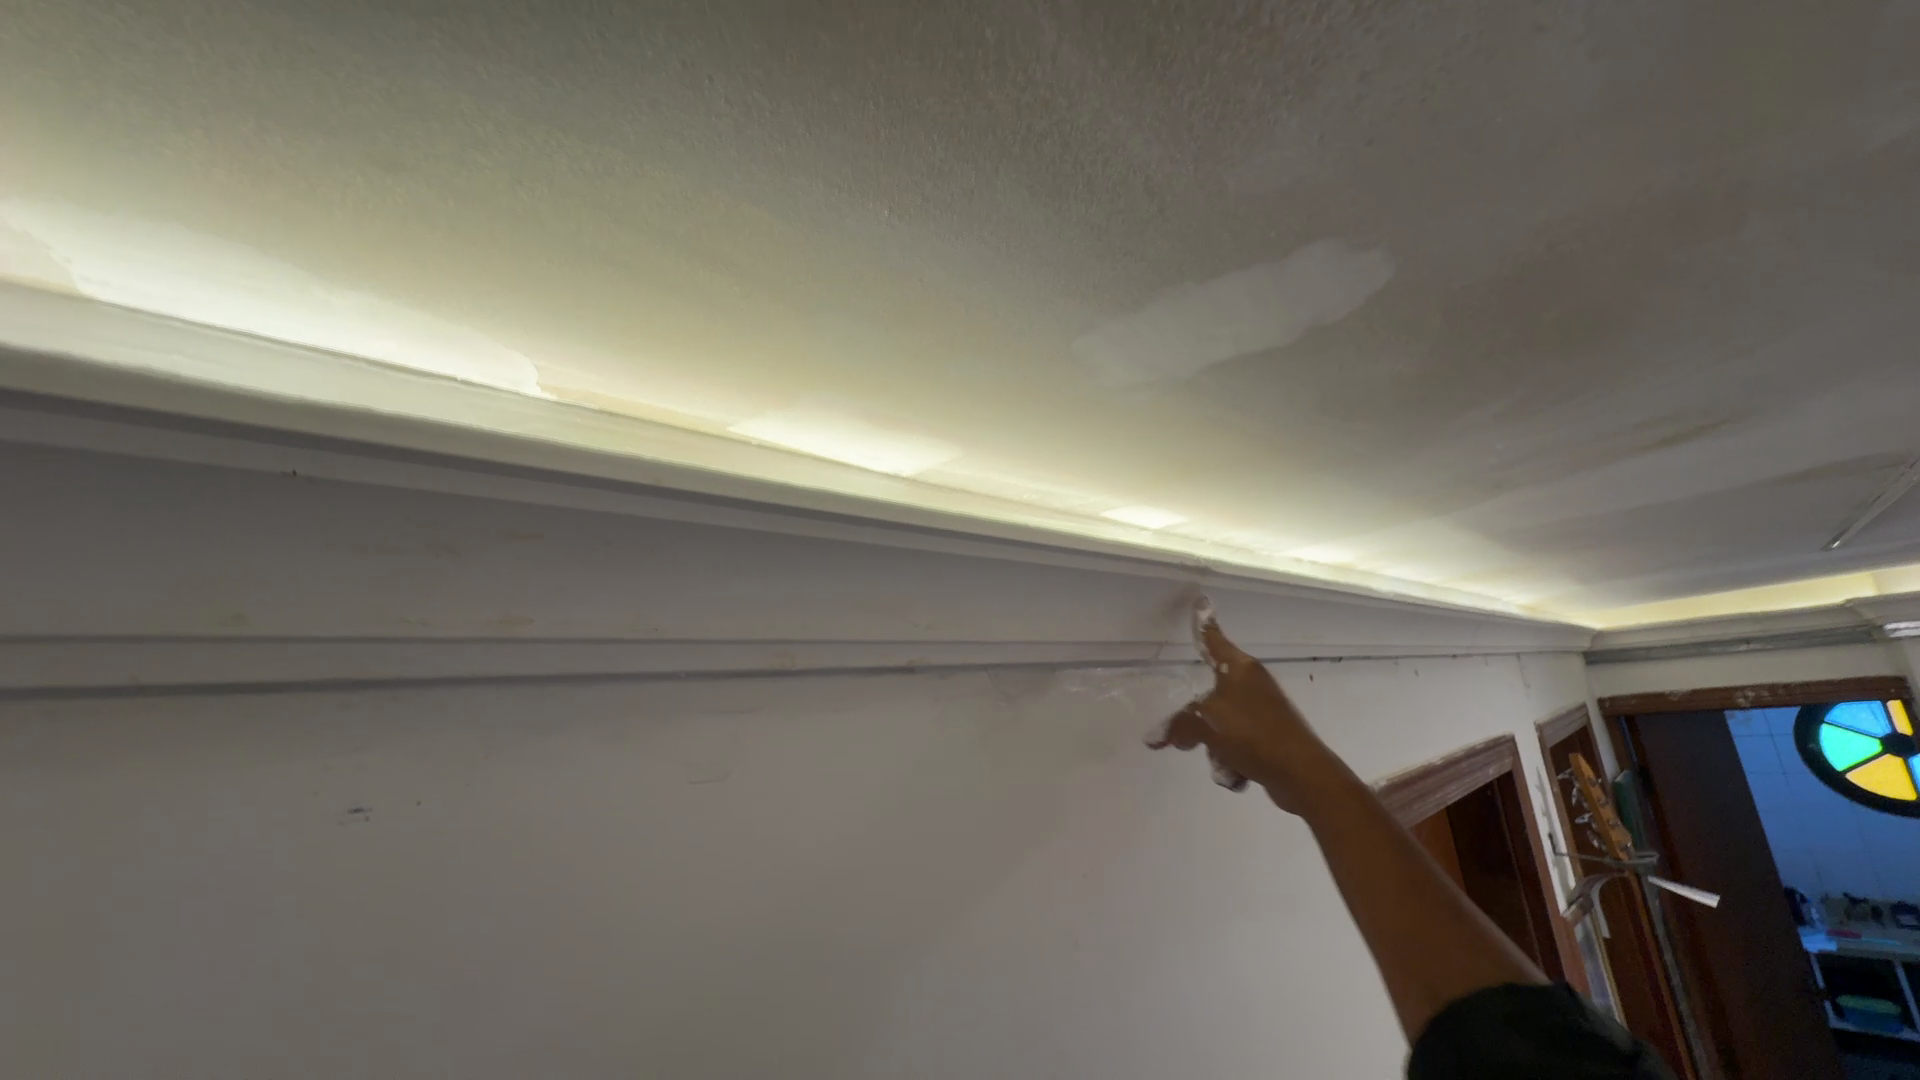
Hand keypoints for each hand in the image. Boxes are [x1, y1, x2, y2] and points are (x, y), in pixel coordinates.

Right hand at [1145, 599, 1325, 811]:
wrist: (1302, 773)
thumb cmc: (1253, 733)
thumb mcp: (1205, 723)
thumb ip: (1178, 725)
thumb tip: (1157, 737)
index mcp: (1240, 670)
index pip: (1214, 640)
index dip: (1203, 624)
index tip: (1200, 602)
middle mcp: (1252, 685)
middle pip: (1209, 695)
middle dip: (1198, 722)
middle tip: (1186, 736)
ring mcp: (1262, 712)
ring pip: (1219, 725)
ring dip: (1216, 747)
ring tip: (1224, 761)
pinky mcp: (1268, 739)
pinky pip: (1235, 746)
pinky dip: (1232, 761)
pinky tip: (1239, 774)